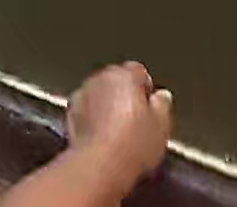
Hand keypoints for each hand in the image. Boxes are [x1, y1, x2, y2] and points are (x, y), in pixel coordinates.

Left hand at [66, 62, 173, 193]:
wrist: (101, 163)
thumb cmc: (134, 145)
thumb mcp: (161, 127)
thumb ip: (163, 105)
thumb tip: (162, 96)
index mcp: (125, 76)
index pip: (139, 72)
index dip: (147, 90)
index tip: (151, 108)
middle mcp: (102, 77)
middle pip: (118, 80)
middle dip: (126, 95)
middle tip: (136, 122)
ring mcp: (84, 90)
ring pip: (101, 91)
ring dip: (108, 103)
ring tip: (119, 131)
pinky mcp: (73, 107)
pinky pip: (87, 105)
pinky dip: (93, 114)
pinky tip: (102, 134)